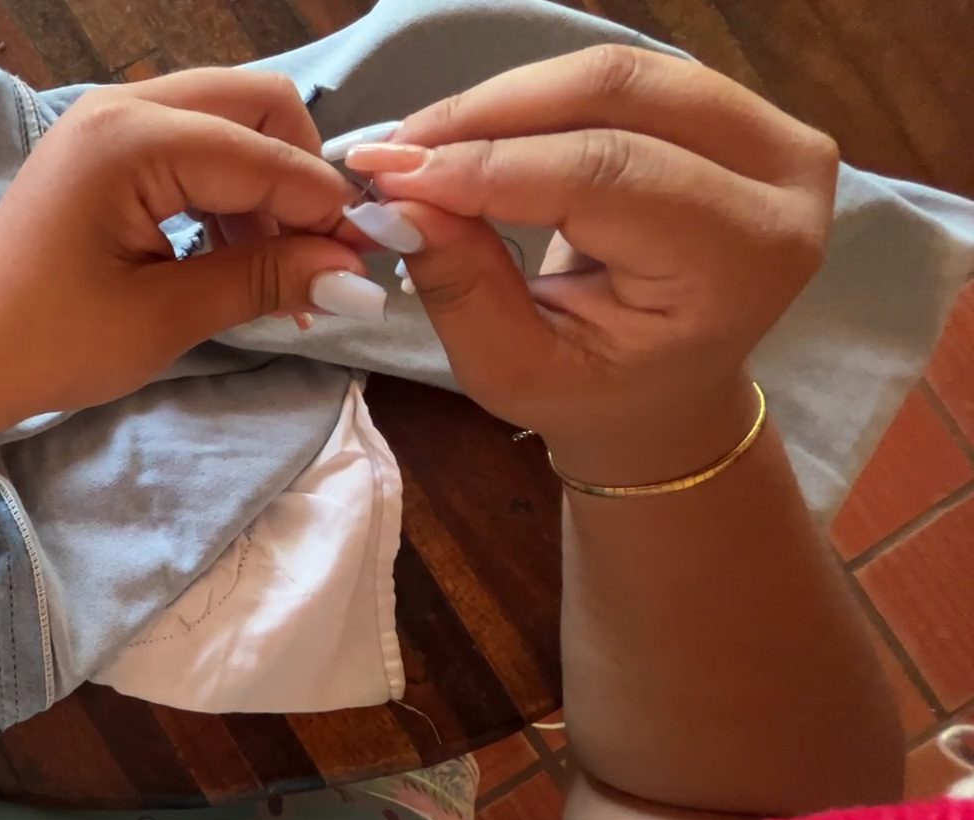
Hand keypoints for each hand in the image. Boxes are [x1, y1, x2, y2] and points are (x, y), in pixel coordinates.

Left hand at [0, 69, 369, 417]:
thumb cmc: (52, 345)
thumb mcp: (164, 316)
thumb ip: (263, 280)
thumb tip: (357, 273)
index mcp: (132, 138)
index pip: (264, 155)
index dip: (323, 207)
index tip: (369, 259)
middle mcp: (120, 106)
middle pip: (254, 108)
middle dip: (297, 181)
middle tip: (316, 259)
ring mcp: (103, 125)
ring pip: (222, 127)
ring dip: (261, 192)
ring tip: (276, 275)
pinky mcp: (97, 156)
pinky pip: (184, 152)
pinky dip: (218, 196)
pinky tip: (228, 254)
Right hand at [341, 45, 839, 483]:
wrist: (661, 396)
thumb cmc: (586, 398)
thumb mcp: (507, 369)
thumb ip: (461, 288)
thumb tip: (397, 210)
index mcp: (735, 261)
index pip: (601, 176)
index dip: (483, 167)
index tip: (387, 177)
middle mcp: (780, 175)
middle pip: (621, 94)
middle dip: (486, 114)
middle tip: (392, 149)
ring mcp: (770, 131)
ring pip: (618, 74)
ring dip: (500, 101)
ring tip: (416, 144)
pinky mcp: (737, 116)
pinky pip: (620, 84)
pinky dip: (527, 102)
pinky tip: (464, 135)